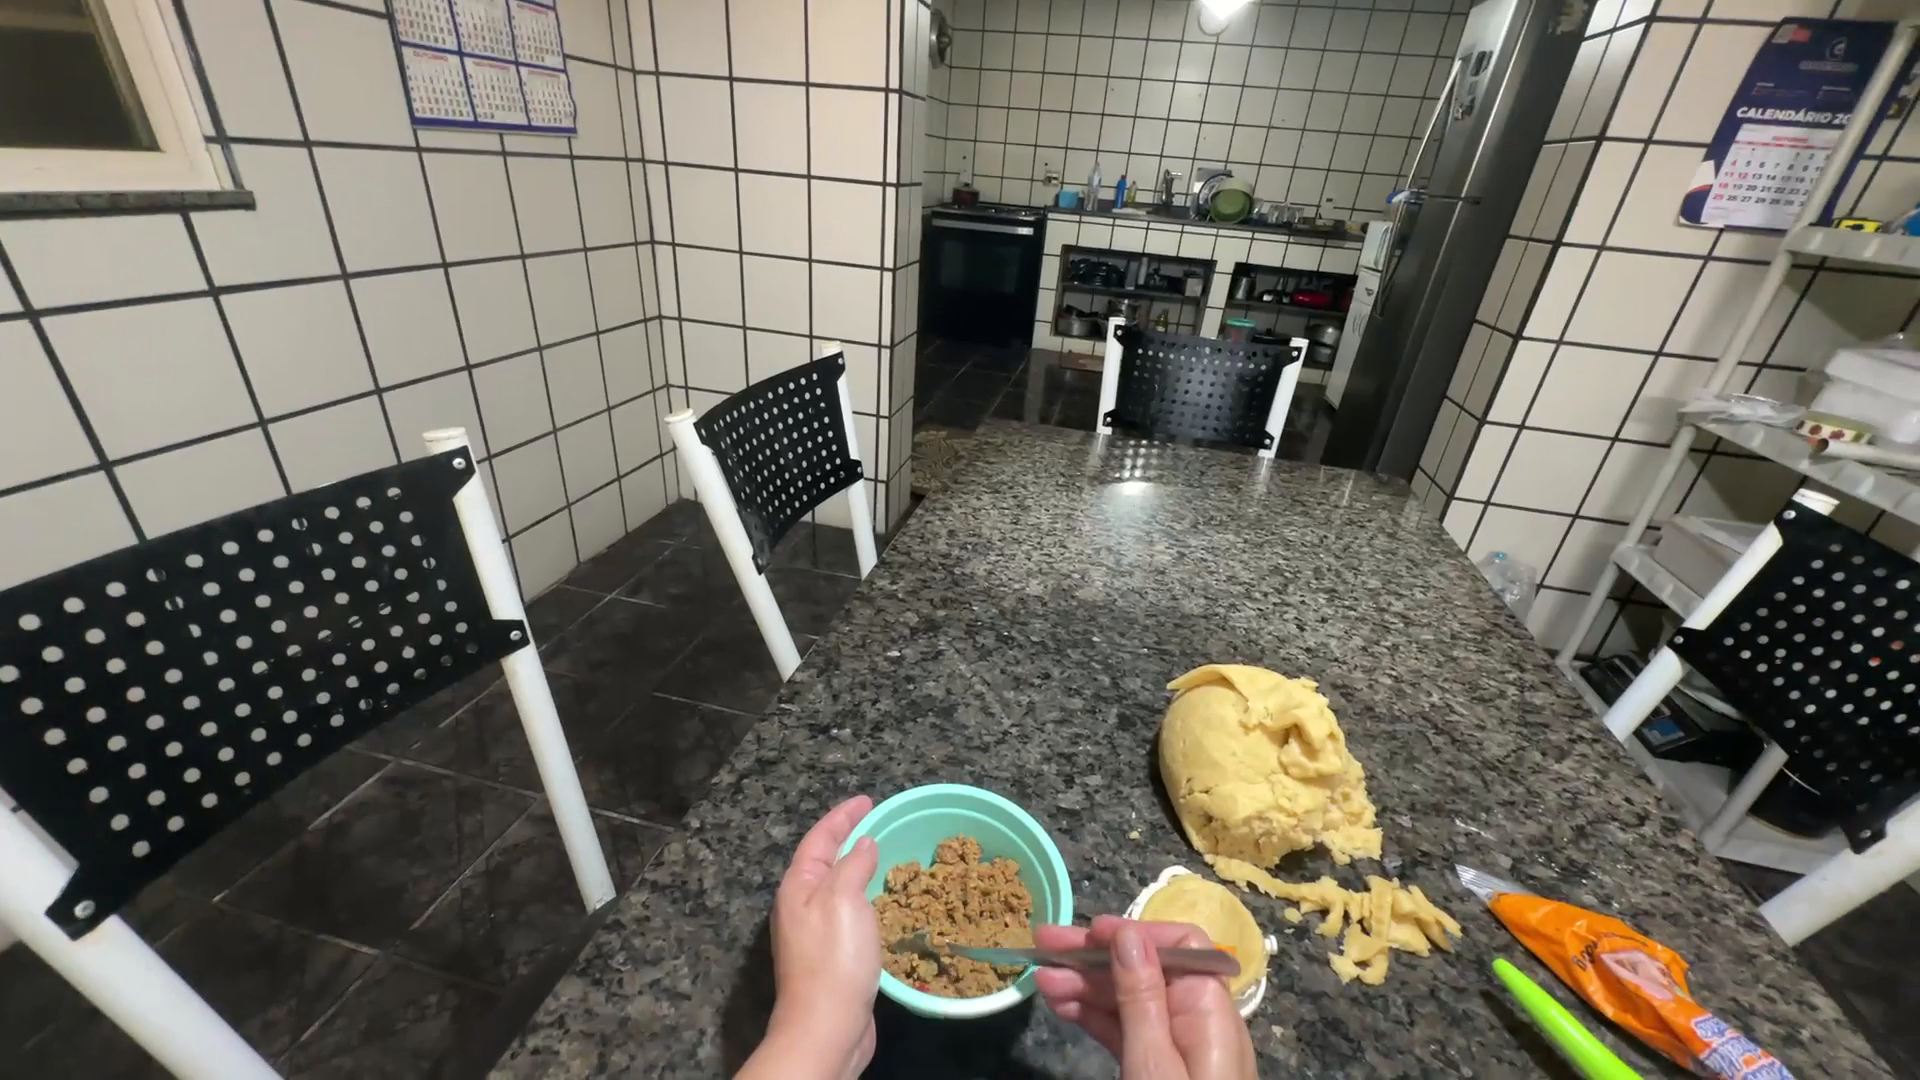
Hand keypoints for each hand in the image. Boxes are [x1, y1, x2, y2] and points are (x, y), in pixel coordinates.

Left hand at [744, 795, 880, 1079]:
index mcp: (798, 886)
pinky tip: (879, 900)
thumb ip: (855, 865)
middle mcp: (801, 905)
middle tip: (875, 819)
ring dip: (855, 864)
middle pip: (823, 858)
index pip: (820, 837)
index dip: (843, 815)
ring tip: (880, 851)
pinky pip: (846, 908)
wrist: (826, 1029)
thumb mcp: (845, 899)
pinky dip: (862, 893)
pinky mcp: (829, 954)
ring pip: (835, 884)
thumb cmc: (834, 958)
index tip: (867, 799)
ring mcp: (813, 931)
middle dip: (847, 836)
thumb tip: (865, 844)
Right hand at [1034, 916, 1256, 1079]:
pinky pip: (1124, 1029)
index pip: (1179, 946)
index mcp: (1209, 1010)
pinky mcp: (1159, 1070)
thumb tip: (1128, 933)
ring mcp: (1177, 1047)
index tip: (1090, 932)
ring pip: (1127, 999)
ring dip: (1083, 985)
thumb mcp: (1154, 1065)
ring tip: (1039, 980)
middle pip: (1144, 969)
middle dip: (1094, 955)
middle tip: (1043, 942)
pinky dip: (1092, 1015)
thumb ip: (1141, 997)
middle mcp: (1197, 1020)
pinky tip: (1059, 1005)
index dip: (1134, 932)